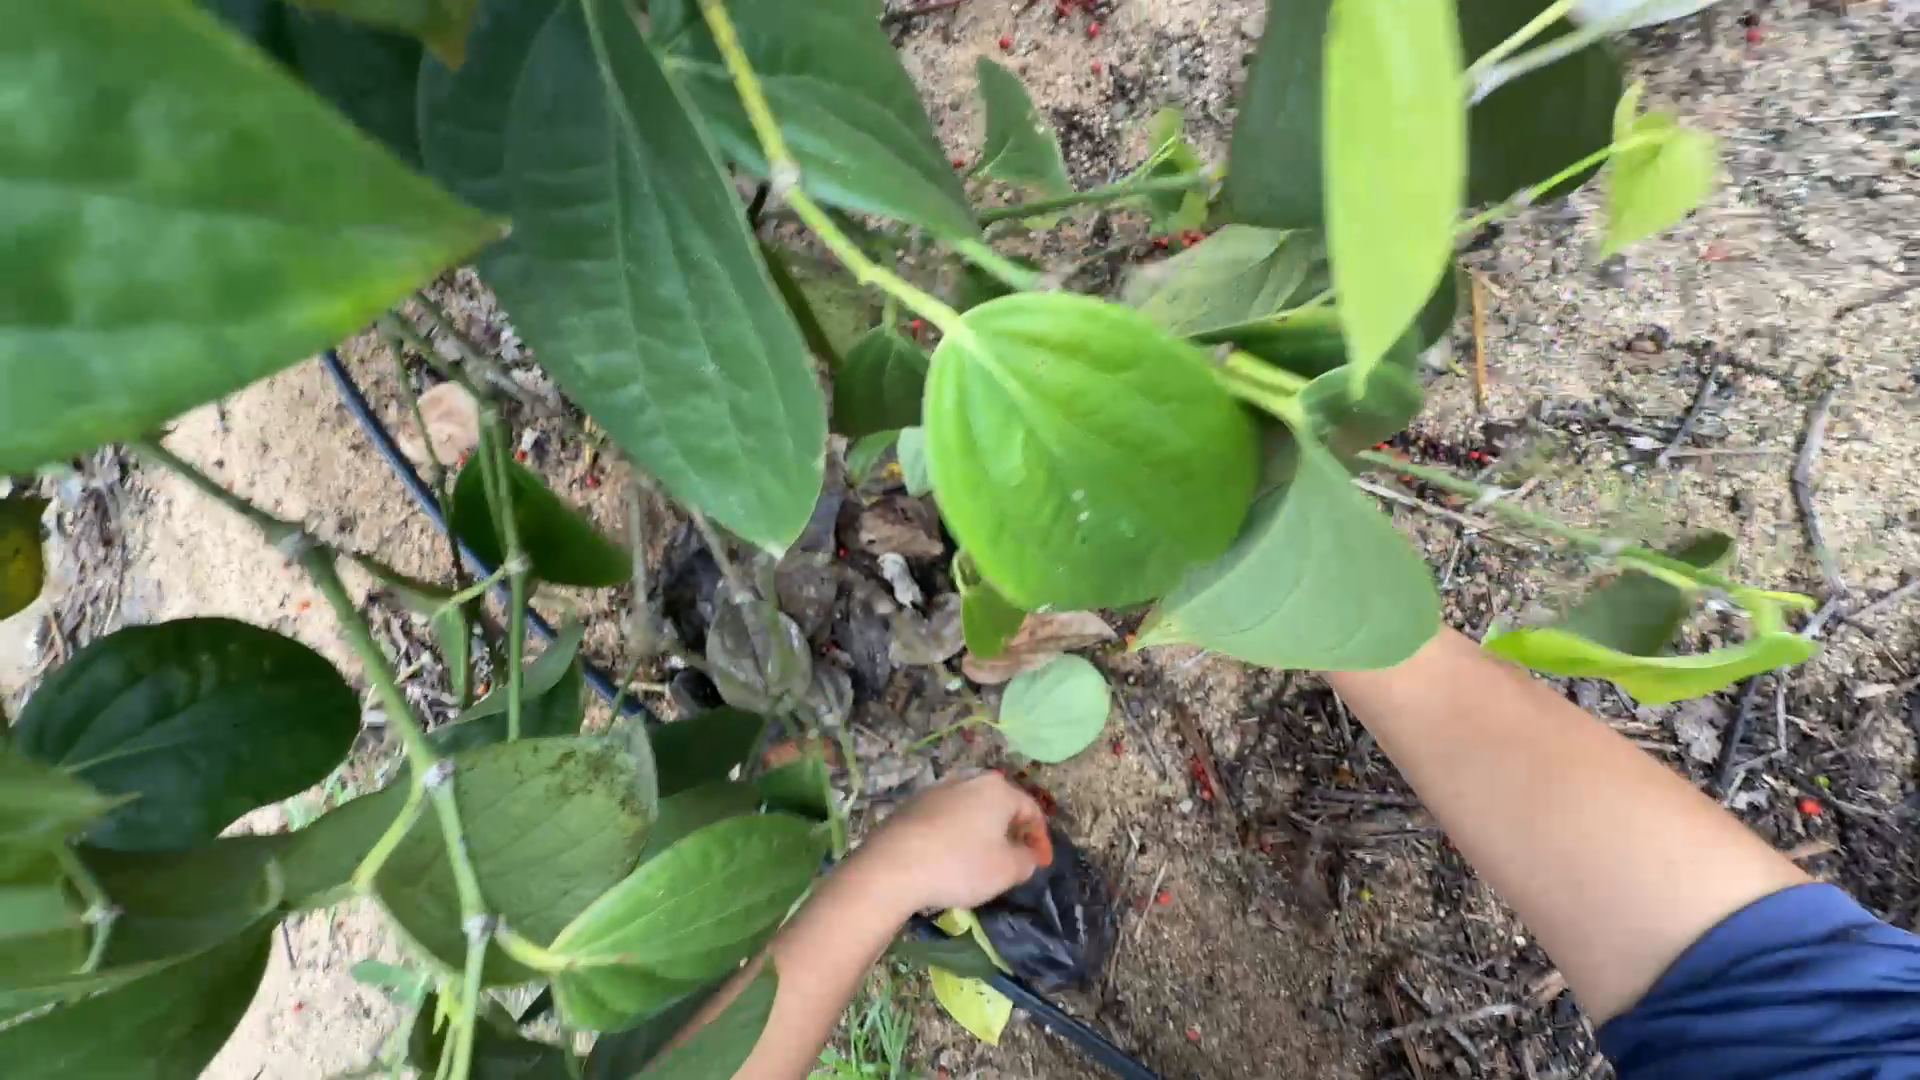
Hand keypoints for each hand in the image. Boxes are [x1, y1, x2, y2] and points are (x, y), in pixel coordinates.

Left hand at [846, 773, 1051, 915]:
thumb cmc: (959, 864)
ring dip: (984, 830)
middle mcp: (970, 779)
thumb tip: (1027, 854)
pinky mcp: (915, 803)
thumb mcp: (1006, 871)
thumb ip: (1026, 860)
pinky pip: (948, 816)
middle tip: (1016, 858)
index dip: (1040, 838)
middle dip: (1013, 831)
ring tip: (984, 858)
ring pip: (973, 808)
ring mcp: (939, 788)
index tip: (1041, 864)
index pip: (1031, 809)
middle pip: (1001, 804)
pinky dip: (958, 832)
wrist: (894, 863)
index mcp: (997, 789)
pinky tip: (952, 855)